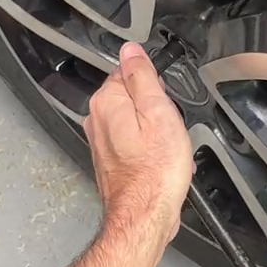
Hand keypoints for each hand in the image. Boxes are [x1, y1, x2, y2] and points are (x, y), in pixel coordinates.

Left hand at [84, 41, 192, 246]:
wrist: (144, 215)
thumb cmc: (154, 171)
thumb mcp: (158, 112)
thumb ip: (142, 76)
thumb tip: (132, 50)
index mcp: (107, 101)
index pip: (130, 72)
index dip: (155, 86)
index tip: (166, 103)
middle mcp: (98, 119)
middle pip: (134, 97)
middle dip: (157, 110)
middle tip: (168, 129)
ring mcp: (102, 141)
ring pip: (138, 121)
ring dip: (157, 132)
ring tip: (167, 150)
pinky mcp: (111, 160)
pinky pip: (137, 143)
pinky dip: (152, 150)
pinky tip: (162, 162)